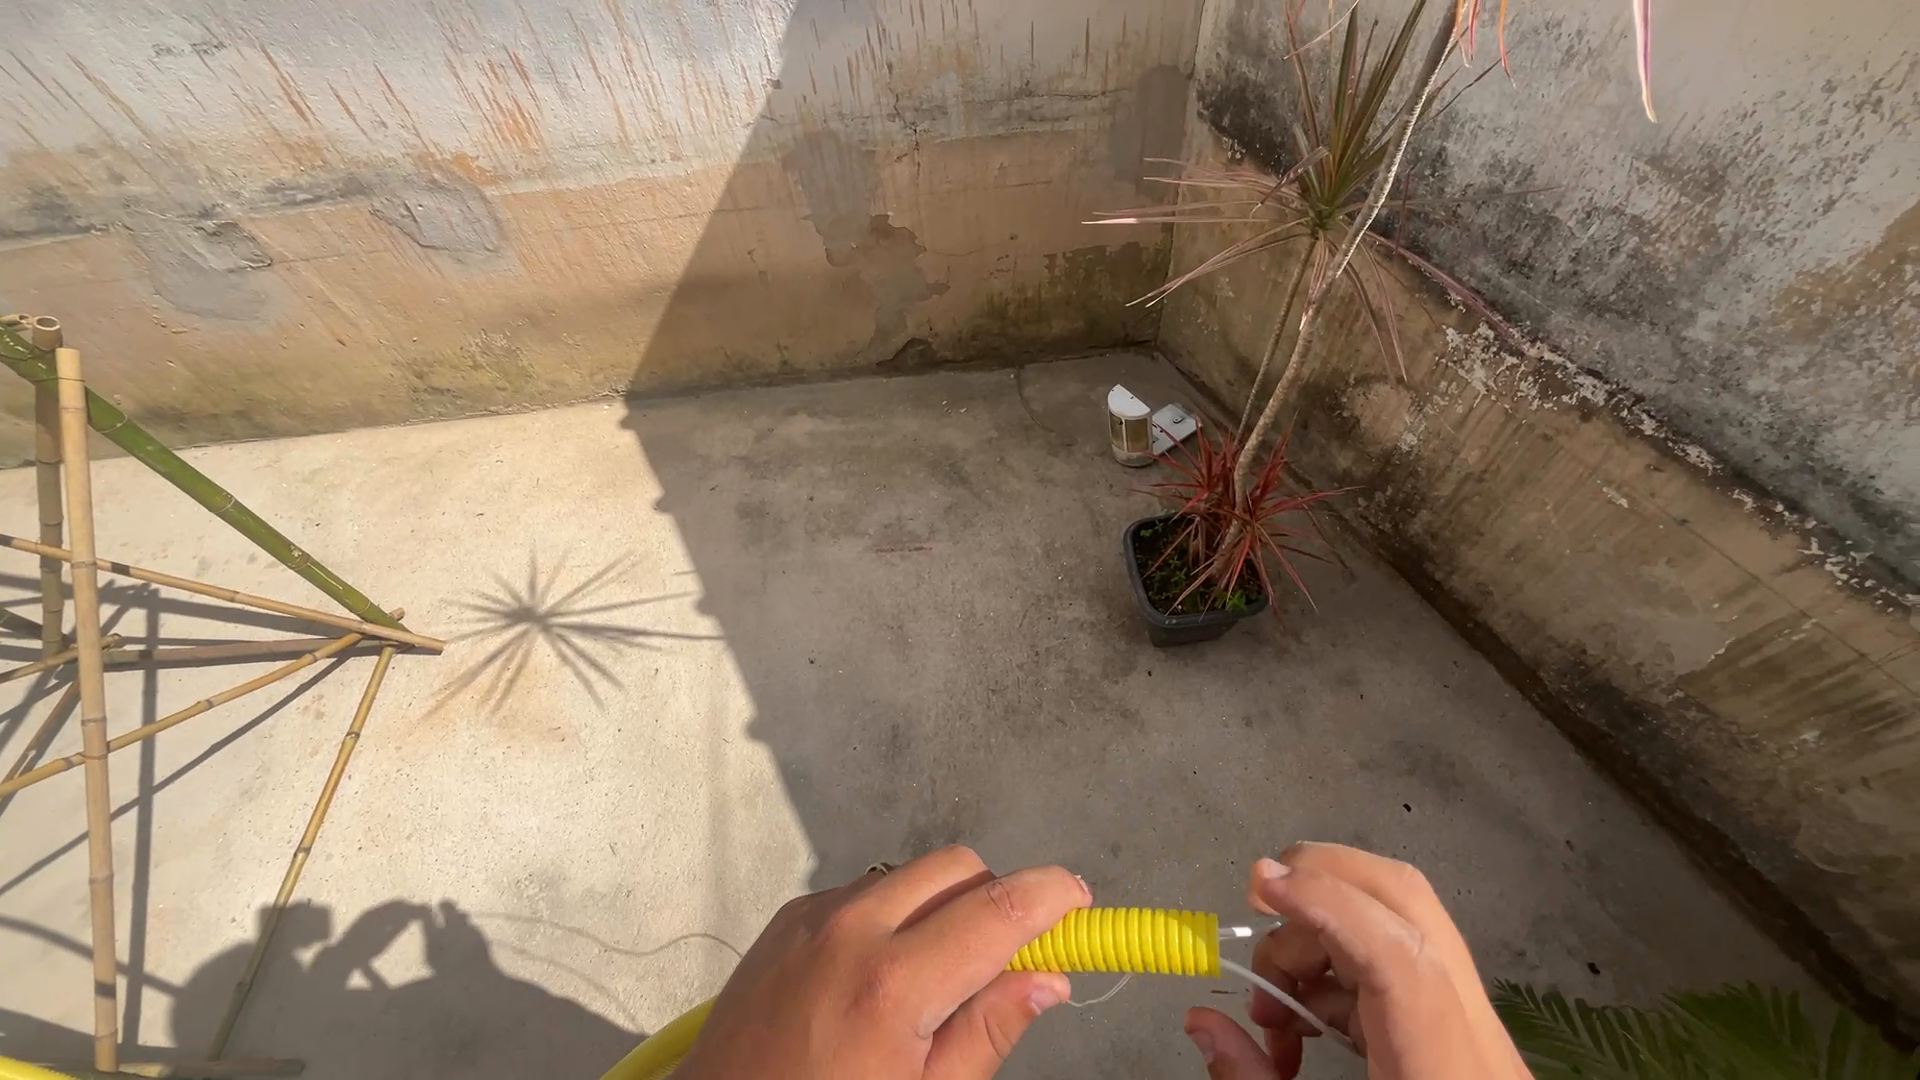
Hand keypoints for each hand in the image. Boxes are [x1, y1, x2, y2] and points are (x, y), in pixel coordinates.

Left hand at [676, 846, 1090, 1079]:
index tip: (1079, 898)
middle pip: (956, 866)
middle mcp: (851, 926)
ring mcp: (814, 912)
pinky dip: (895, 909)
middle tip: (1003, 954)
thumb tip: (1049, 977)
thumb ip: (987, 1033)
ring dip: (943, 903)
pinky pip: (866, 887)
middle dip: (993, 895)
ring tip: (935, 971)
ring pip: (912, 873)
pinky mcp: (791, 913)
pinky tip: (882, 967)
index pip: (995, 910)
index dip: (1050, 896)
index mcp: (890, 983)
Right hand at [1184, 843, 1530, 1079]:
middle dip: (1320, 879)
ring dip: (1315, 933)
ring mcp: (1473, 1026)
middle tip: (1260, 908)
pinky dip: (1334, 966)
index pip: (1397, 955)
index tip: (1258, 889)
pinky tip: (1304, 1022)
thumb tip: (1199, 1021)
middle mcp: (1471, 1033)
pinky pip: (1392, 958)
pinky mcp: (1460, 1030)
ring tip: (1274, 1008)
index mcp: (1444, 1071)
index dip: (1324, 905)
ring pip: (1395, 916)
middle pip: (1405, 898)